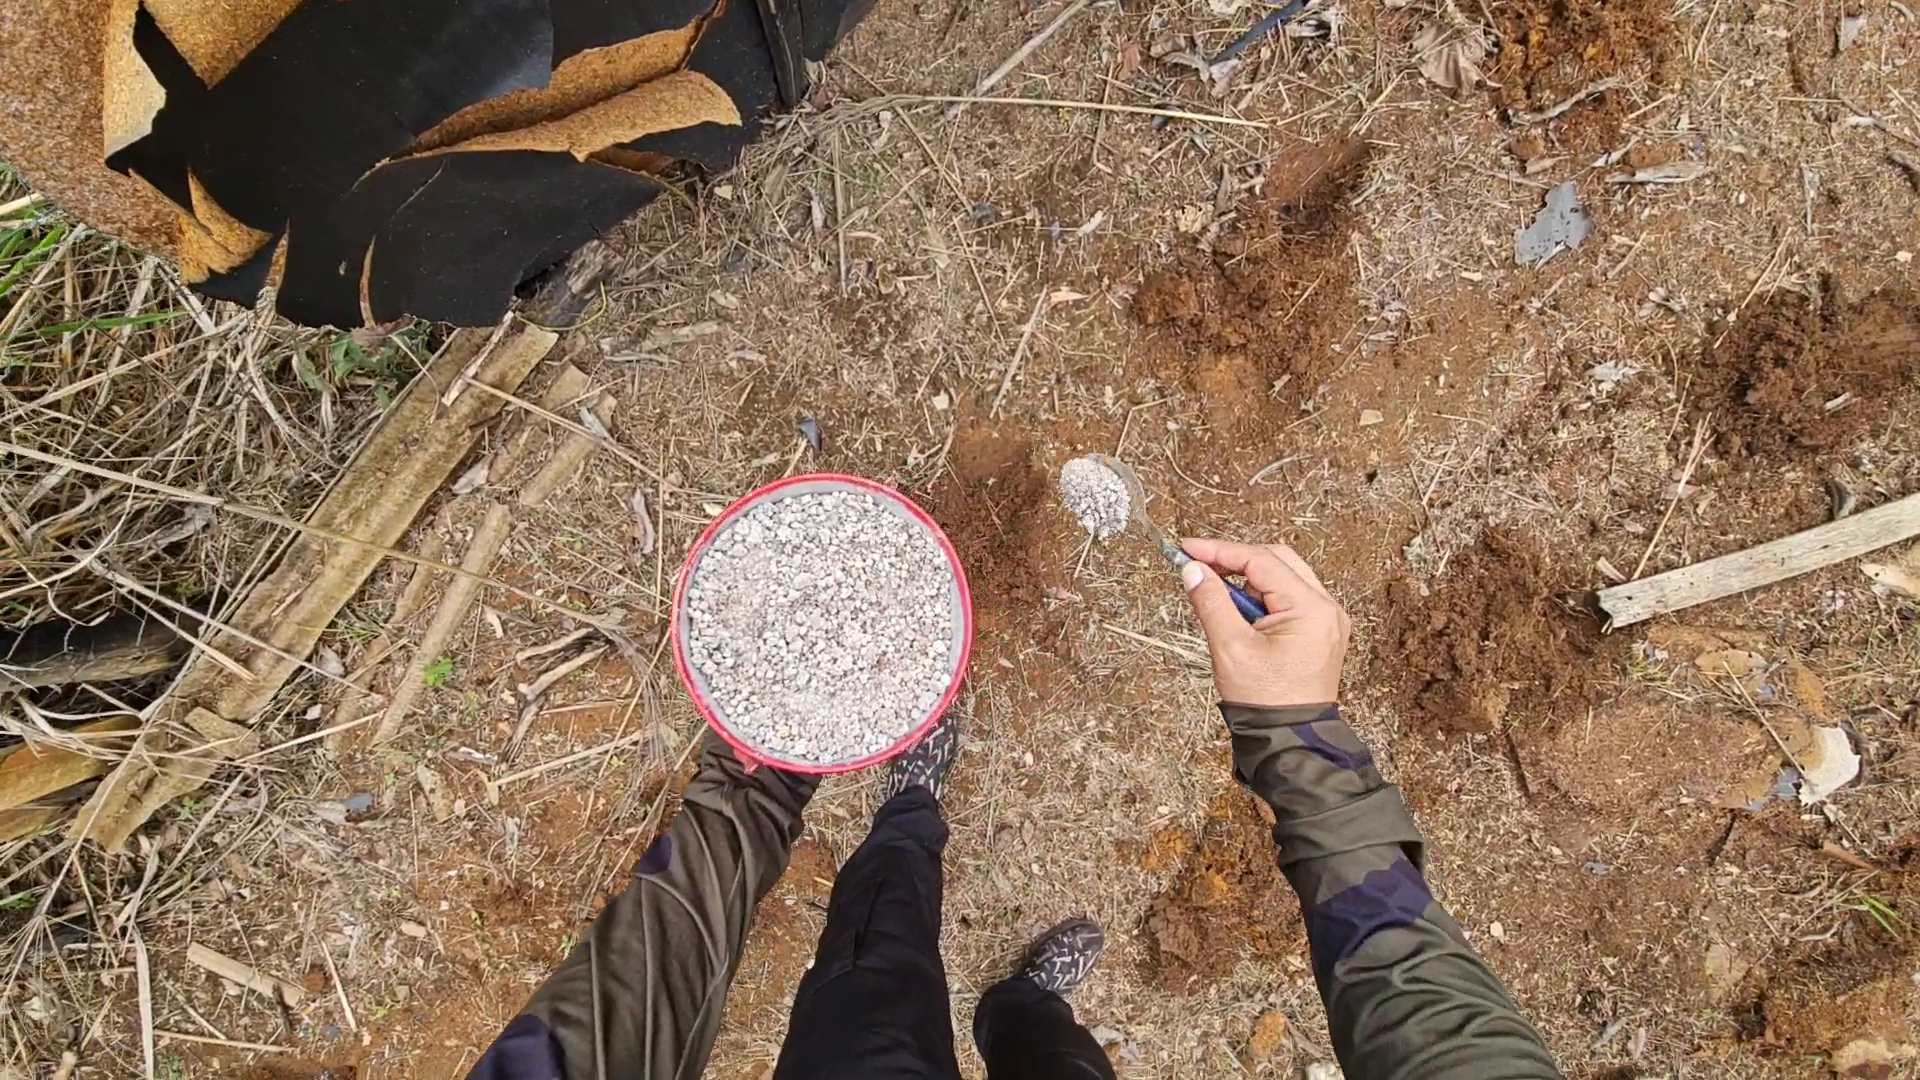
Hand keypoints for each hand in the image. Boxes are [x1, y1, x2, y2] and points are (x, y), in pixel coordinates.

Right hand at [1178, 539, 1349, 706]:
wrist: (1289, 739)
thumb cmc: (1265, 700)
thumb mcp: (1229, 647)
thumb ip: (1210, 601)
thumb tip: (1192, 569)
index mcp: (1311, 609)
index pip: (1260, 560)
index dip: (1219, 551)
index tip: (1186, 549)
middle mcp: (1326, 609)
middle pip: (1276, 560)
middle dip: (1234, 559)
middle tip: (1197, 563)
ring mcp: (1325, 620)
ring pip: (1281, 577)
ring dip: (1245, 577)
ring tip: (1213, 589)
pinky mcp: (1317, 632)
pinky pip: (1286, 598)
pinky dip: (1258, 596)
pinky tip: (1235, 608)